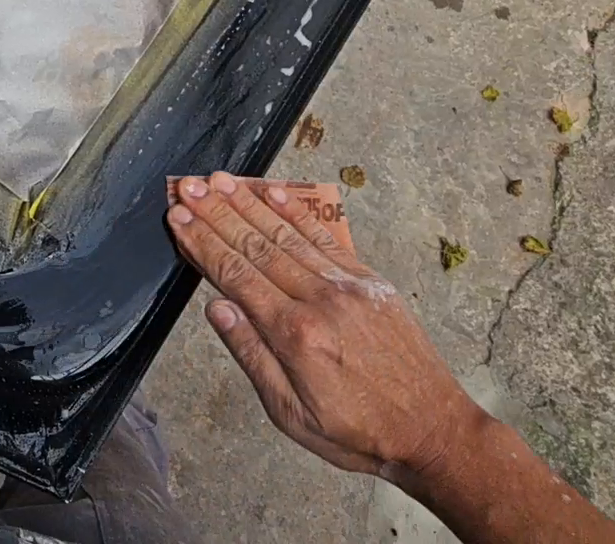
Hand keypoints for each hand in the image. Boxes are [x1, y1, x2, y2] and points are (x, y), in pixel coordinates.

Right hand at [165, 173, 485, 479]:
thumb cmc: (359, 433)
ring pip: (285, 234)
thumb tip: (217, 308)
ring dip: (246, 203)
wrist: (437, 434)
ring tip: (217, 180)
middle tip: (187, 185)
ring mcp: (346, 286)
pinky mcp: (369, 281)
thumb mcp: (292, 414)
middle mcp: (319, 301)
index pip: (234, 274)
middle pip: (254, 245)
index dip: (201, 242)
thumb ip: (252, 356)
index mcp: (294, 335)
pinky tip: (271, 191)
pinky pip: (324, 237)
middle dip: (215, 212)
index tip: (177, 216)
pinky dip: (295, 212)